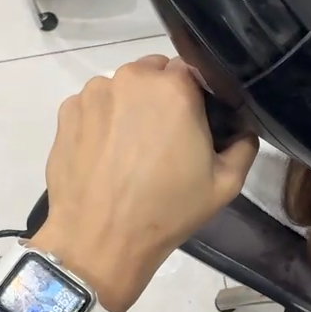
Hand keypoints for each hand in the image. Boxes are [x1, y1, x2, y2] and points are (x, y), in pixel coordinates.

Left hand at [30, 56, 258, 311]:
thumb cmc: (168, 211)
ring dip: (132, 107)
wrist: (100, 240)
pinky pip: (95, 105)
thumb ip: (244, 146)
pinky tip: (107, 155)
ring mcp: (94, 93)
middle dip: (164, 97)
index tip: (199, 125)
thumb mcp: (225, 185)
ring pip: (123, 88)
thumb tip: (243, 131)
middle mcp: (132, 78)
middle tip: (167, 139)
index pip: (195, 71)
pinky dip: (103, 121)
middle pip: (156, 73)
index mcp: (175, 88)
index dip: (200, 97)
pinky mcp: (67, 111)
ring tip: (133, 151)